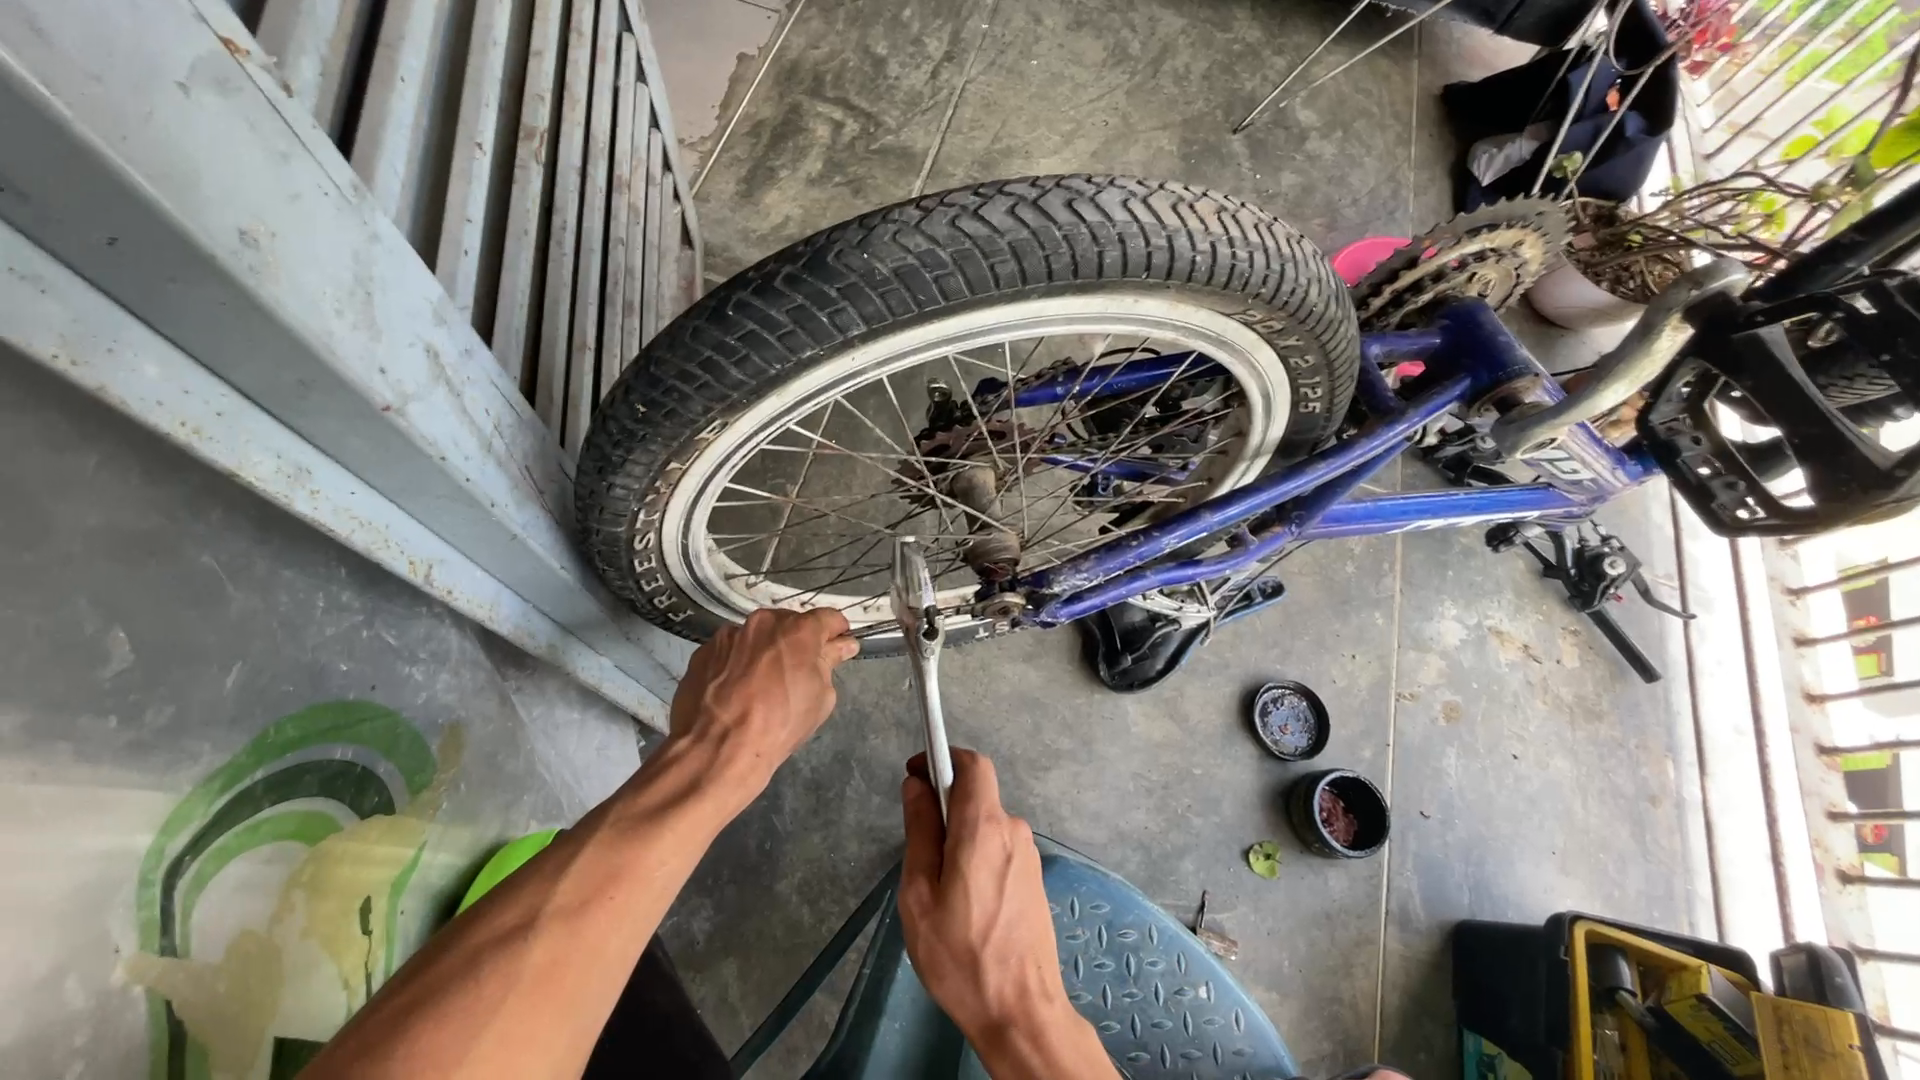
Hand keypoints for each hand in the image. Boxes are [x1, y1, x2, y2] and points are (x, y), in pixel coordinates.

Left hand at [664, 607, 858, 794]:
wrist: (718, 748)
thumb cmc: (780, 723)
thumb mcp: (820, 697)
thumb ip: (830, 664)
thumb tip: (841, 646)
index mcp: (797, 629)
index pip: (827, 618)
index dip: (837, 632)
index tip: (839, 646)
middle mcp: (762, 623)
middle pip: (788, 624)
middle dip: (798, 642)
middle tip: (799, 670)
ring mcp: (727, 636)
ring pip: (756, 637)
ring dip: (765, 651)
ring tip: (762, 684)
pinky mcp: (702, 652)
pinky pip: (729, 653)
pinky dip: (737, 664)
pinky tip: (736, 691)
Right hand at [897, 751, 1109, 1076]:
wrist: (1021, 1010)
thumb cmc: (960, 955)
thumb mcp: (919, 894)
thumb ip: (919, 832)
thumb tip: (916, 786)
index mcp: (983, 827)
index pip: (973, 763)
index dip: (943, 758)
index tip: (916, 775)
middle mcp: (1013, 830)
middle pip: (977, 796)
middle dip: (944, 808)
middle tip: (918, 851)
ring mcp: (1028, 855)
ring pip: (986, 826)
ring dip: (959, 838)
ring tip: (938, 889)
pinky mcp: (1034, 879)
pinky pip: (998, 849)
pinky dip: (976, 857)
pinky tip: (965, 903)